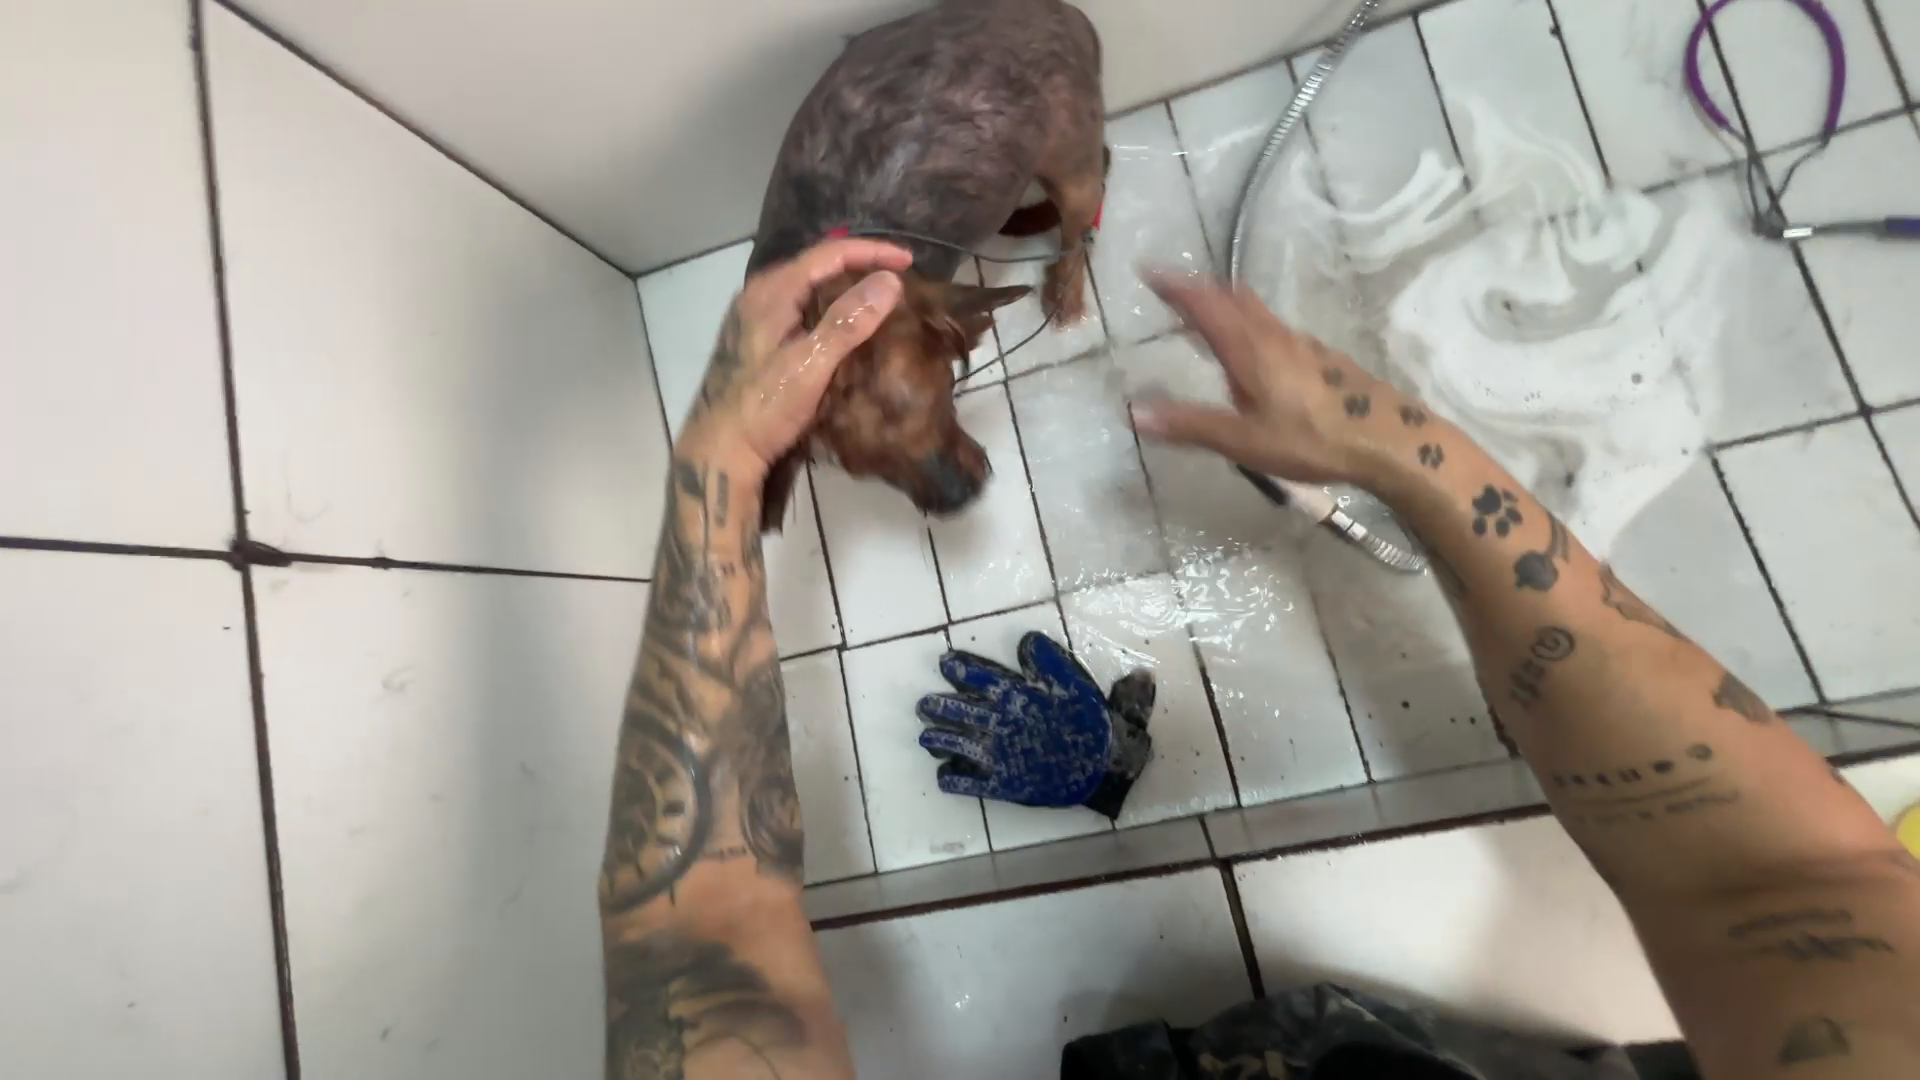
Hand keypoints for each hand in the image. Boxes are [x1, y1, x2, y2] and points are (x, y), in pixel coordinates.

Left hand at [679, 238, 911, 477]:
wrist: (723, 450)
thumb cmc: (764, 408)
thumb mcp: (810, 364)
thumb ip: (847, 322)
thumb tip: (890, 282)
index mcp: (771, 292)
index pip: (829, 253)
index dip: (872, 251)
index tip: (909, 262)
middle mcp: (761, 296)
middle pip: (818, 265)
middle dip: (860, 266)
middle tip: (898, 279)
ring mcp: (757, 319)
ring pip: (809, 288)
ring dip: (846, 288)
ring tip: (880, 299)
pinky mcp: (760, 342)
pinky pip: (802, 310)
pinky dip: (831, 310)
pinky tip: (847, 329)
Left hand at [915, 633, 1153, 818]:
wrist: (1101, 768)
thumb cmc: (1087, 723)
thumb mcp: (1073, 683)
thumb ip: (1048, 661)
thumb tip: (1026, 640)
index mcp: (1015, 697)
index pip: (978, 678)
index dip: (958, 669)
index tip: (945, 663)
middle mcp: (1000, 724)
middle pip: (958, 711)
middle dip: (936, 707)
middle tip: (923, 706)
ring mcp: (998, 756)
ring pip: (956, 744)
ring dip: (937, 740)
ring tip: (927, 737)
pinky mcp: (1002, 784)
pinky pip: (968, 782)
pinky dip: (952, 779)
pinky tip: (944, 775)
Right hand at [1127, 276, 1400, 485]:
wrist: (1388, 442)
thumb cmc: (1310, 440)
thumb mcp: (1241, 440)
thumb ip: (1188, 424)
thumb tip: (1134, 412)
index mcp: (1250, 349)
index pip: (1205, 305)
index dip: (1175, 286)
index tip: (1148, 270)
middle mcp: (1274, 337)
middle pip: (1232, 298)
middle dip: (1198, 288)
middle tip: (1171, 287)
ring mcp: (1301, 345)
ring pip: (1255, 310)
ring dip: (1224, 303)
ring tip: (1203, 313)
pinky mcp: (1319, 359)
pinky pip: (1271, 327)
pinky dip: (1247, 323)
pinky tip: (1250, 350)